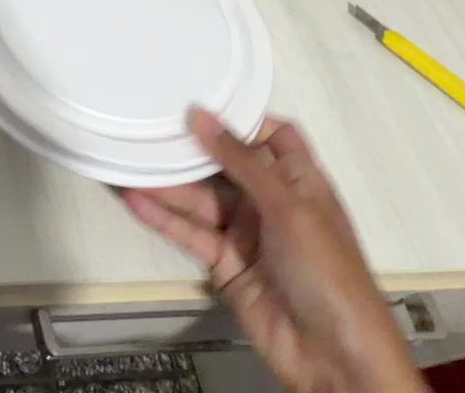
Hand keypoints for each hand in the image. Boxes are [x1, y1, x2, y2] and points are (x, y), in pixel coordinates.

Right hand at [120, 110, 429, 392]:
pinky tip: (135, 200)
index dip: (242, 120)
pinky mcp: (224, 262)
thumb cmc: (330, 276)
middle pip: (225, 165)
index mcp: (300, 183)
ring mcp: (246, 233)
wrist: (335, 360)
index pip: (273, 137)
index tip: (201, 105)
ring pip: (200, 198)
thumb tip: (202, 115)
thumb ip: (241, 160)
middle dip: (190, 149)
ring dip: (167, 183)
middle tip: (150, 126)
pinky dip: (162, 217)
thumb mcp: (288, 208)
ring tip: (130, 161)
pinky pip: (189, 232)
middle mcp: (272, 203)